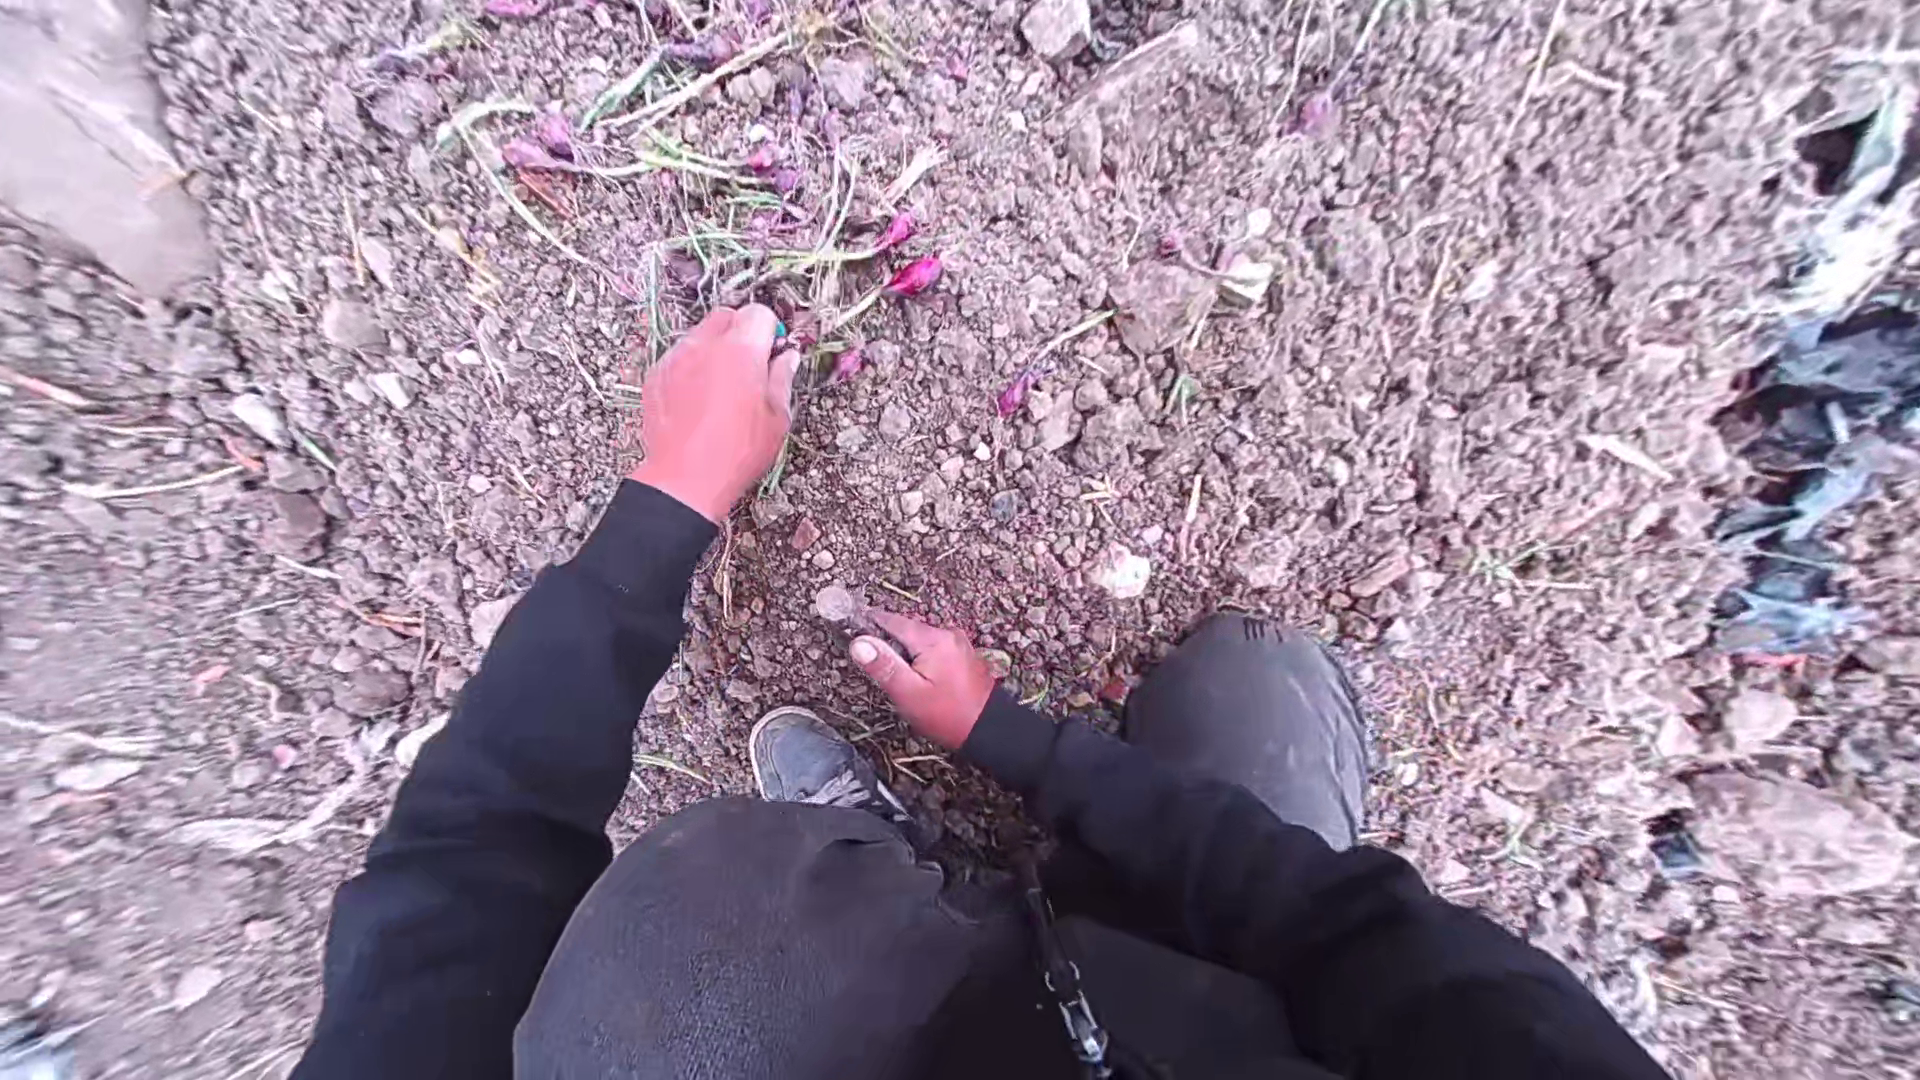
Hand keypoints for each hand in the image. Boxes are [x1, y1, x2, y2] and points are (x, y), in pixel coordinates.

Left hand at [629, 305, 797, 522]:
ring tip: (727, 388)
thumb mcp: (777, 417)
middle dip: (744, 332)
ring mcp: (677, 358)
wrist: (687, 478)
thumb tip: (788, 358)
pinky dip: (695, 367)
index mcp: (742, 350)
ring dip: (718, 349)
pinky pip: (681, 357)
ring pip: (702, 335)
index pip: (760, 313)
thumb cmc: (738, 450)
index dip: (773, 331)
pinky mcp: (657, 375)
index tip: (775, 353)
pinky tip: (702, 400)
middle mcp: (705, 345)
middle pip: (728, 316)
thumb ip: (783, 378)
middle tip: (754, 366)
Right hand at [849, 610, 996, 748]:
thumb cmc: (948, 715)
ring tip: (894, 673)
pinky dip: (921, 657)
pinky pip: (934, 648)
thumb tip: (859, 643)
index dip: (872, 623)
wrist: (990, 729)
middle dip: (889, 640)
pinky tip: (917, 677)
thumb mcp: (909, 693)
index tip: (854, 625)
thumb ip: (884, 666)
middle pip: (908, 629)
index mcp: (934, 639)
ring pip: (921, 640)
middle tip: (871, 658)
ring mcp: (958, 644)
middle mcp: (948, 634)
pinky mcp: (963, 656)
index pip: (894, 621)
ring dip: (906, 650)